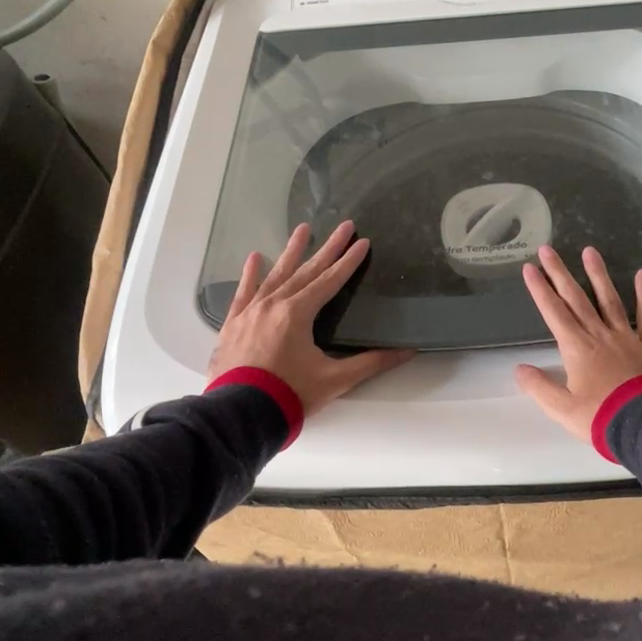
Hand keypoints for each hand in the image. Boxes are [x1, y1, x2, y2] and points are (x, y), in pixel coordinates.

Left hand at [208, 221, 413, 412]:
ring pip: (275, 275)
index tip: (362, 242)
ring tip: (303, 229)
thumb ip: (371, 363)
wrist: (239, 414)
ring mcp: (251, 312)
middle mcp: (274, 304)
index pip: (330, 281)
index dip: (349, 261)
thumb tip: (407, 353)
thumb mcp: (335, 380)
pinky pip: (243, 292)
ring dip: (291, 252)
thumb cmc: (290, 395)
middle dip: (328, 248)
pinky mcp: (234, 324)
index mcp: (298, 313)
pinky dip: (250, 275)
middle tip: (343, 225)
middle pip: (306, 271)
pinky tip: (255, 257)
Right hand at [514, 246, 641, 442]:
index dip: (540, 289)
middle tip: (548, 250)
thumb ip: (540, 387)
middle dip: (560, 274)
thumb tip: (520, 369)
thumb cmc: (601, 417)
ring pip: (609, 300)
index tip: (530, 268)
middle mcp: (599, 335)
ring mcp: (625, 337)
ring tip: (590, 251)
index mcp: (576, 348)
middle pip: (576, 299)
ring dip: (598, 275)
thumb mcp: (562, 408)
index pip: (553, 312)